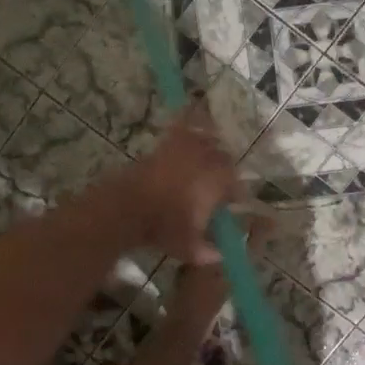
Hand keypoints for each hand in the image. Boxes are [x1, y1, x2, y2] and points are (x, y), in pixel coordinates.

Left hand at [122, 105, 239, 263]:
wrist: (127, 208)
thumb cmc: (163, 228)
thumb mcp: (189, 247)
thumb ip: (207, 252)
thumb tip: (218, 256)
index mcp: (219, 182)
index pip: (237, 184)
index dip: (236, 194)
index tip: (233, 203)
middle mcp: (207, 160)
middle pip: (224, 159)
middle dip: (224, 170)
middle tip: (219, 185)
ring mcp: (185, 148)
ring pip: (207, 140)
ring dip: (211, 147)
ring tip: (208, 156)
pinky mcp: (165, 144)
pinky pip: (184, 123)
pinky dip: (191, 115)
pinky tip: (192, 108)